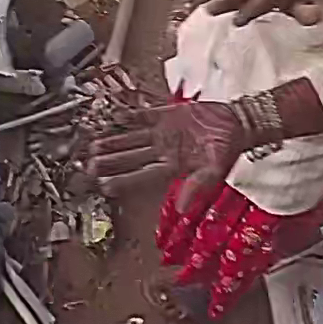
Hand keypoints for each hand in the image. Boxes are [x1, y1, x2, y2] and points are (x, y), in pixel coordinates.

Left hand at [89, 100, 244, 210]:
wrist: (235, 123)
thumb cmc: (227, 148)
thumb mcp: (215, 170)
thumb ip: (198, 186)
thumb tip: (184, 209)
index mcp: (172, 166)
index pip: (141, 175)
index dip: (122, 180)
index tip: (103, 185)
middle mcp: (162, 150)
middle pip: (130, 157)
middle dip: (110, 161)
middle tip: (87, 165)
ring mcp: (162, 132)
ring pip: (131, 138)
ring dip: (114, 141)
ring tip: (94, 144)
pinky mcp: (165, 114)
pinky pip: (142, 116)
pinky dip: (128, 117)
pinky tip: (113, 117)